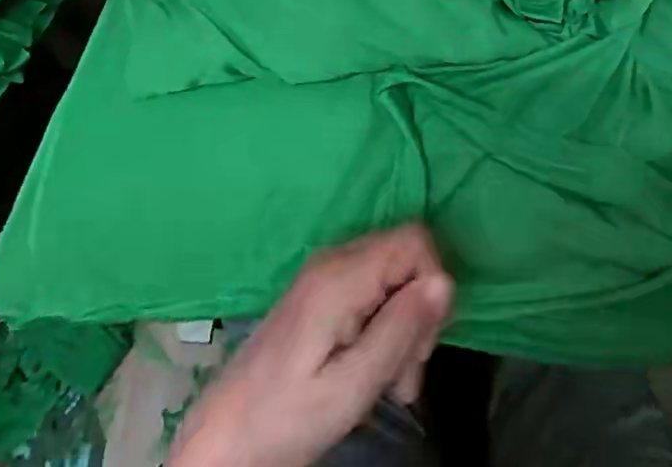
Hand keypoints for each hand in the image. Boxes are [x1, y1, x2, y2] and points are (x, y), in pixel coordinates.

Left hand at [169, 224, 454, 466]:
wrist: (226, 434)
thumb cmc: (287, 415)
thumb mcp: (351, 386)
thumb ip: (400, 329)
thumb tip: (445, 281)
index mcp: (340, 276)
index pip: (414, 239)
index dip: (433, 281)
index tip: (421, 340)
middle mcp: (335, 258)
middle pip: (408, 254)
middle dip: (420, 309)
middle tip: (406, 371)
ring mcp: (327, 268)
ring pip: (396, 271)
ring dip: (406, 322)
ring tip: (392, 380)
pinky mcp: (324, 285)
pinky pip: (376, 284)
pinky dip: (387, 321)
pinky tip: (375, 364)